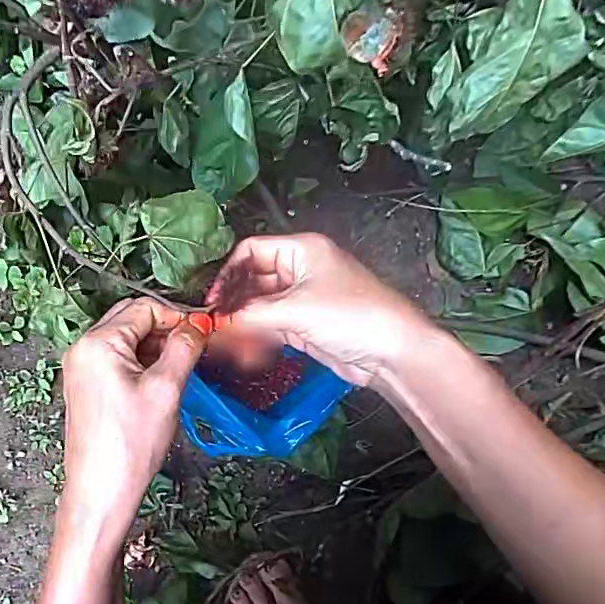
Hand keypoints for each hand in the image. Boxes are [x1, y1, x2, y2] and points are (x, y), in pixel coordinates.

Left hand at [58, 298, 203, 530]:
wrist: (102, 490)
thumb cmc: (129, 445)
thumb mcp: (166, 389)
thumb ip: (184, 348)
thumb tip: (198, 325)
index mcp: (97, 343)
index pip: (143, 308)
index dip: (178, 315)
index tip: (204, 330)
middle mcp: (82, 350)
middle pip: (131, 319)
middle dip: (166, 328)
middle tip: (196, 345)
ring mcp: (82, 370)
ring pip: (126, 341)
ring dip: (155, 346)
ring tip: (182, 367)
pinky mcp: (87, 388)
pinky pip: (117, 361)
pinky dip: (142, 363)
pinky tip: (161, 382)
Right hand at [205, 232, 435, 385]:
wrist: (391, 352)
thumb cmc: (355, 316)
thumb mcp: (296, 310)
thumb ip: (252, 314)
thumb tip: (219, 320)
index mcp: (301, 251)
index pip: (251, 251)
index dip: (228, 274)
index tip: (213, 300)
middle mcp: (300, 270)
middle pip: (252, 281)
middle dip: (233, 303)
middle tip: (215, 326)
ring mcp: (302, 299)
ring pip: (260, 307)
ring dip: (243, 324)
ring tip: (229, 344)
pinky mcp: (304, 325)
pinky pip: (271, 327)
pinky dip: (257, 337)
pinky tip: (247, 352)